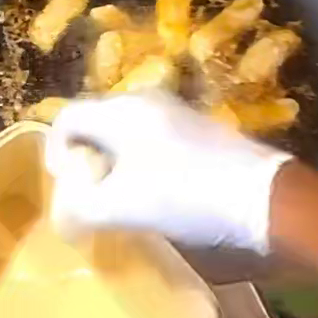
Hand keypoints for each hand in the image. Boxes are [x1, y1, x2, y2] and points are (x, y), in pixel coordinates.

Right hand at [45, 93, 291, 252]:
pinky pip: (148, 137)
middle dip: (84, 159)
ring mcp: (172, 110)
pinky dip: (137, 161)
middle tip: (90, 196)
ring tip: (121, 199)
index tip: (66, 187)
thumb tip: (63, 217)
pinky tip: (155, 192)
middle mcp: (142, 99)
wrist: (263, 196)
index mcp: (120, 110)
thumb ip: (82, 209)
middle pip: (94, 122)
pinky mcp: (193, 127)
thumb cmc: (185, 193)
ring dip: (111, 163)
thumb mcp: (124, 207)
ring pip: (122, 131)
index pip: (67, 117)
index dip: (55, 151)